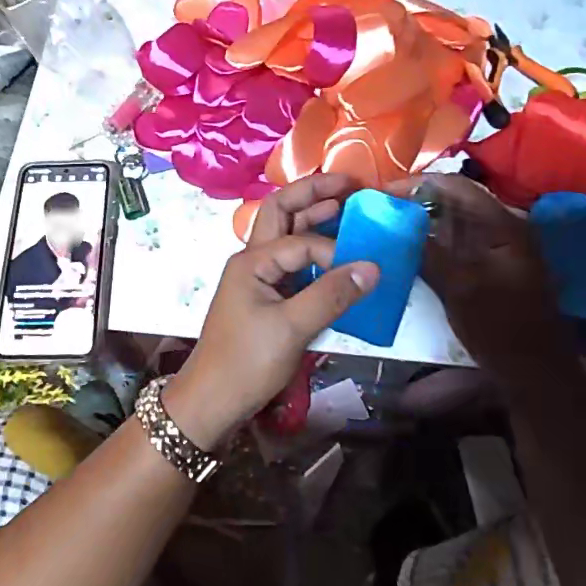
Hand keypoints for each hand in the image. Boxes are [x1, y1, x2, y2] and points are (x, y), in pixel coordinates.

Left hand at [168, 175, 374, 448]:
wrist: (211, 403)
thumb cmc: (245, 363)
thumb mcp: (291, 329)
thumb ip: (332, 295)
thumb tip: (374, 267)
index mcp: (252, 260)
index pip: (303, 241)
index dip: (335, 251)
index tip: (363, 268)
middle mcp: (253, 259)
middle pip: (282, 212)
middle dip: (313, 193)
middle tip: (349, 183)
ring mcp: (258, 276)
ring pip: (287, 233)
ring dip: (313, 217)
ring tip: (345, 205)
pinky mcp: (267, 295)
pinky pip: (293, 260)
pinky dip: (314, 249)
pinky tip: (336, 252)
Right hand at [391, 174, 562, 371]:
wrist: (535, 373)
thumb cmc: (501, 328)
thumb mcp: (459, 288)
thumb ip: (428, 253)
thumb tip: (394, 225)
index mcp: (504, 225)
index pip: (457, 186)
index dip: (418, 184)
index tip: (384, 192)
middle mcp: (504, 228)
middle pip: (456, 200)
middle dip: (418, 201)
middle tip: (382, 207)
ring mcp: (500, 247)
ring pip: (456, 221)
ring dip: (425, 220)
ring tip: (390, 223)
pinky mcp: (492, 266)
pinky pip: (460, 242)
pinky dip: (436, 240)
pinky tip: (411, 248)